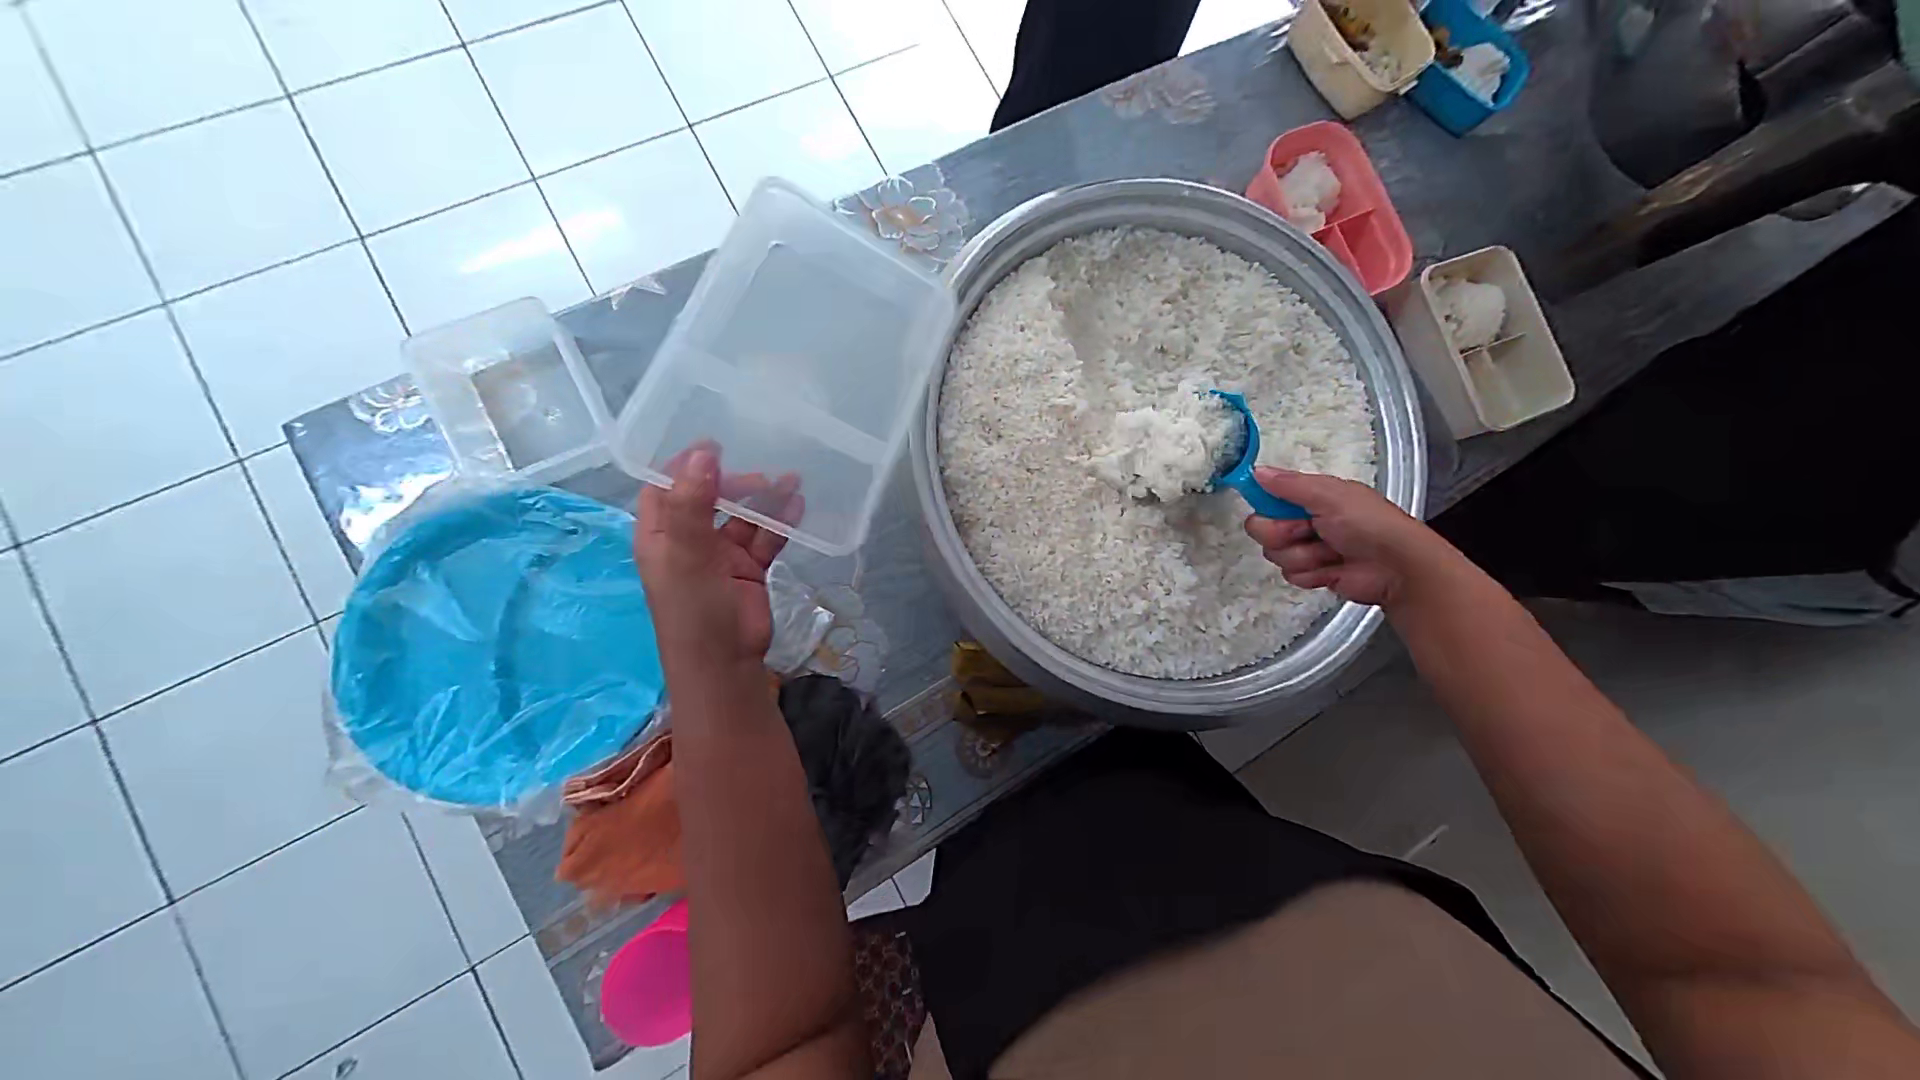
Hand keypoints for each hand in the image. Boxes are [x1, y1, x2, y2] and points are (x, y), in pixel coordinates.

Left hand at [634, 445, 800, 668]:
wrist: (726, 664)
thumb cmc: (695, 610)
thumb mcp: (687, 555)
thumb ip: (693, 504)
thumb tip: (703, 453)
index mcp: (660, 534)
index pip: (664, 486)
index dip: (684, 462)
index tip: (714, 441)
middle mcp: (688, 540)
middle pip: (709, 497)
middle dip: (733, 481)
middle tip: (760, 473)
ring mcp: (720, 555)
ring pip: (742, 516)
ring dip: (764, 499)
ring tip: (791, 480)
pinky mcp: (749, 568)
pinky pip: (765, 537)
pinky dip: (780, 523)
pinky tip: (797, 506)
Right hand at [1242, 467, 1448, 607]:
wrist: (1397, 568)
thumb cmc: (1369, 524)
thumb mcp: (1330, 496)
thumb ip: (1291, 484)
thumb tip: (1257, 471)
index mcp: (1309, 497)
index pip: (1265, 499)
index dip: (1266, 507)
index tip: (1278, 511)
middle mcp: (1304, 521)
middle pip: (1262, 530)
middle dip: (1284, 535)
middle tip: (1311, 531)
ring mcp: (1307, 549)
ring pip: (1276, 555)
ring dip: (1303, 556)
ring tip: (1332, 553)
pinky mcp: (1312, 574)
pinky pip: (1290, 575)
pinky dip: (1312, 573)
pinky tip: (1333, 568)